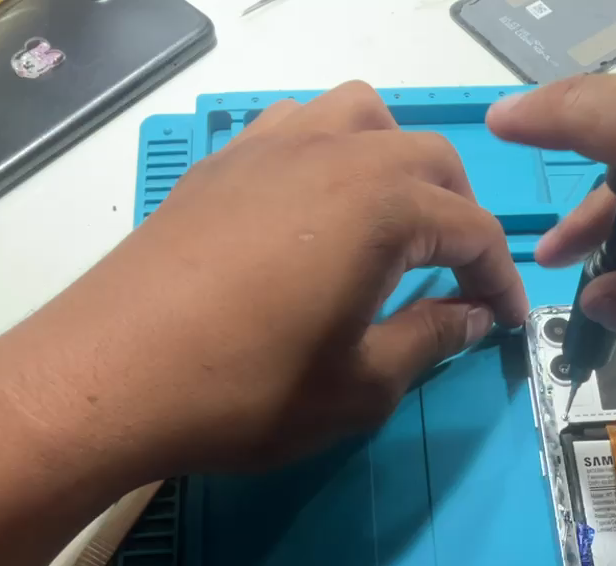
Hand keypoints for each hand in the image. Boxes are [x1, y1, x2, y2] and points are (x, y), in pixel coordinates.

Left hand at [0, 81, 526, 481]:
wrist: (108, 380)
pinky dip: (330, 159)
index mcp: (381, 205)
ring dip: (397, 169)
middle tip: (458, 281)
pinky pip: (296, 131)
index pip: (471, 230)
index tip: (507, 325)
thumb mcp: (358, 387)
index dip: (500, 280)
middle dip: (460, 217)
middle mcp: (331, 152)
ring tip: (392, 231)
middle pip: (427, 161)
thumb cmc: (247, 393)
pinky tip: (316, 216)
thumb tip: (474, 318)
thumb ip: (429, 341)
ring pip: (361, 121)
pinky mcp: (218, 166)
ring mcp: (267, 148)